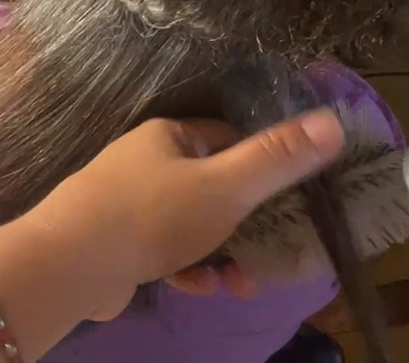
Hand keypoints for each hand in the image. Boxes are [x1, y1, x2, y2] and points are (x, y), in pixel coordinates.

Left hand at [22, 111, 344, 319]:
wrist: (75, 260)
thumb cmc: (153, 213)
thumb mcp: (225, 186)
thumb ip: (277, 159)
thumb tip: (333, 120)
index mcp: (170, 135)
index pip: (228, 139)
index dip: (264, 166)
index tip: (298, 199)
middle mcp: (148, 159)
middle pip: (215, 186)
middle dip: (248, 225)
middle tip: (274, 256)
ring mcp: (131, 198)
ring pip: (195, 224)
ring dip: (223, 254)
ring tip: (240, 284)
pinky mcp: (122, 237)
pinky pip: (169, 250)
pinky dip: (190, 269)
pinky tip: (199, 288)